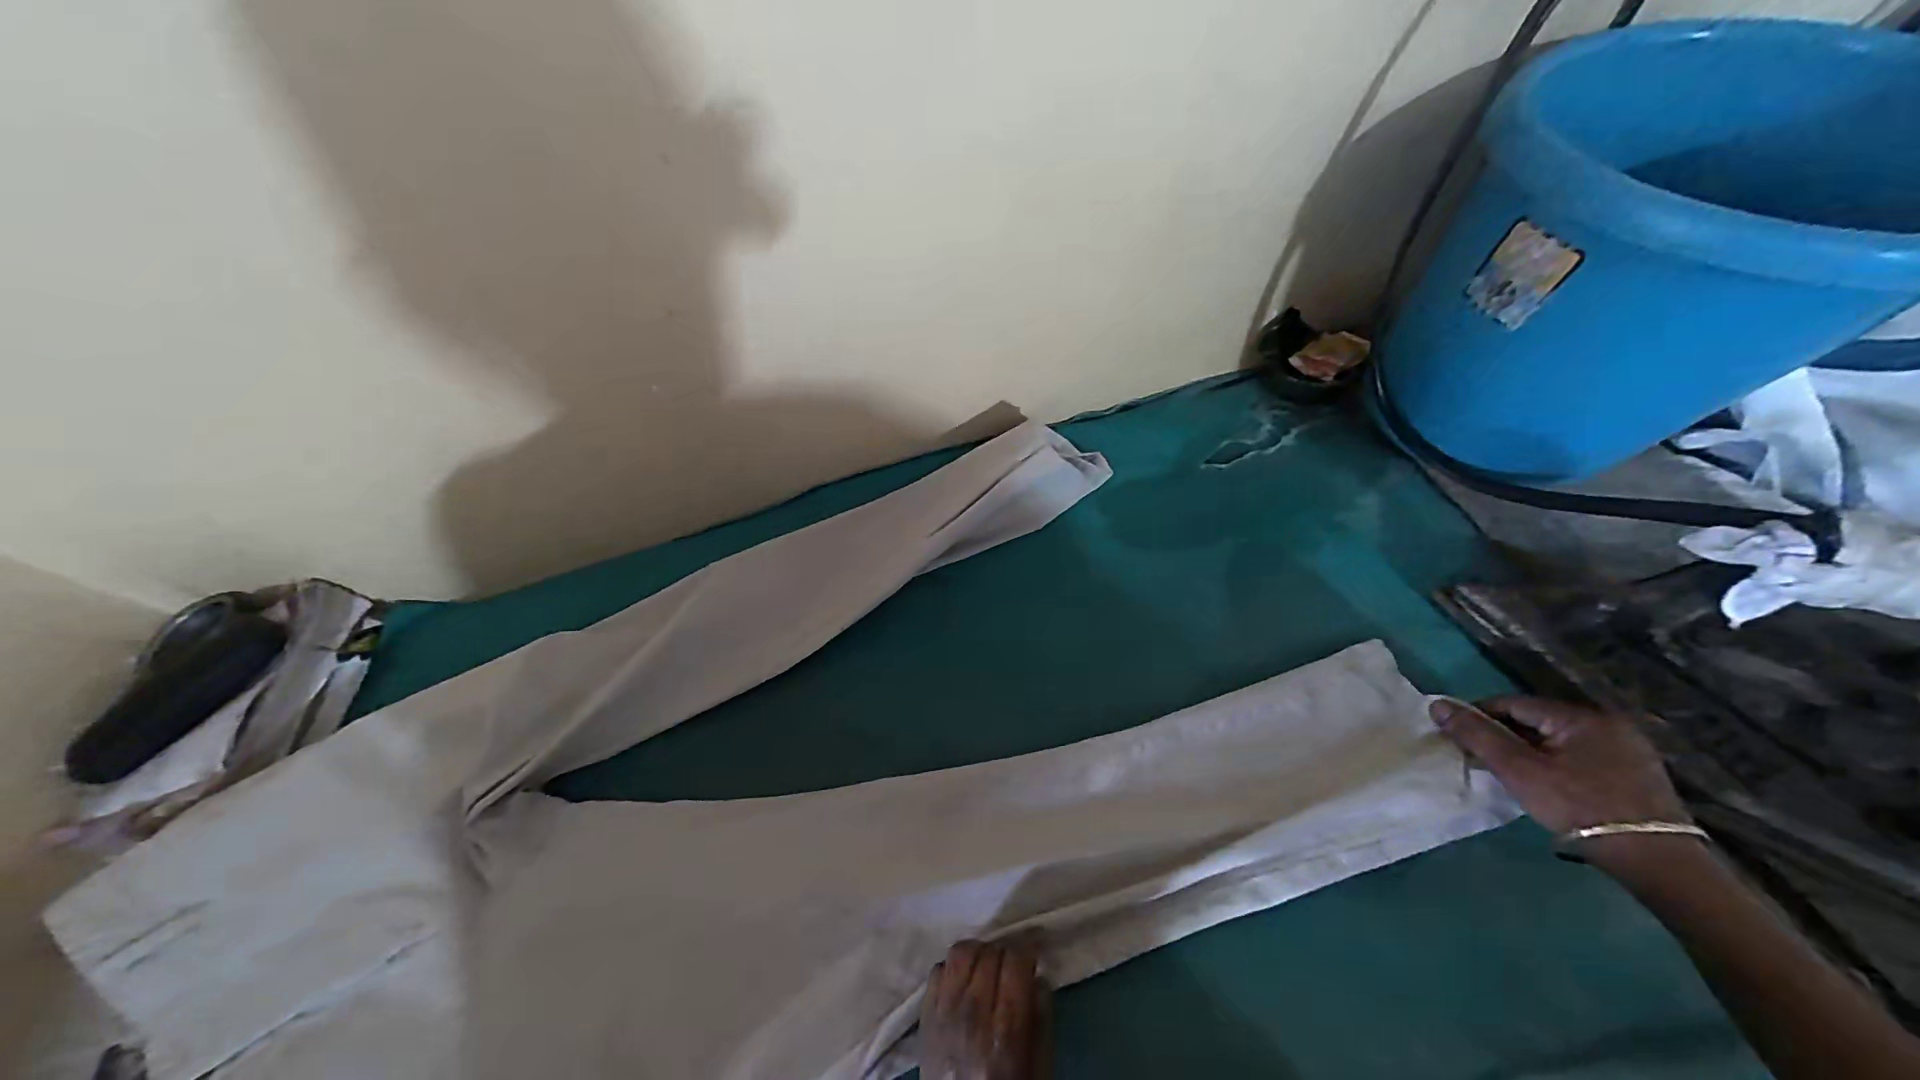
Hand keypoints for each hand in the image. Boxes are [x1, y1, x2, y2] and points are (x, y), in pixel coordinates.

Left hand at [921, 937, 1052, 1079]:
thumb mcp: (1040, 1068)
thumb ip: (1042, 1020)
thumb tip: (1038, 977)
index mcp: (1004, 1032)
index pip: (1014, 963)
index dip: (1028, 947)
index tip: (1036, 946)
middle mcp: (971, 1015)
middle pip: (989, 953)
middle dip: (1006, 950)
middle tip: (1014, 960)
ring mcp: (943, 1013)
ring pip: (960, 952)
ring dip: (979, 950)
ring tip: (989, 963)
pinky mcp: (924, 1015)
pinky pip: (937, 969)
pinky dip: (954, 967)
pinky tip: (965, 980)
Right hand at [1428, 695, 1687, 835]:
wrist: (1654, 859)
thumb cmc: (1578, 806)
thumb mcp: (1518, 769)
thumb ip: (1477, 735)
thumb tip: (1437, 705)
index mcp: (1581, 716)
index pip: (1513, 704)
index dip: (1479, 716)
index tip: (1457, 736)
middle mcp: (1608, 723)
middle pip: (1537, 721)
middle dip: (1504, 735)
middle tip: (1479, 758)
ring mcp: (1628, 749)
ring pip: (1559, 740)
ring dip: (1529, 751)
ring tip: (1507, 772)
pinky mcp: (1638, 774)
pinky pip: (1581, 756)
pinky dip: (1555, 763)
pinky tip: (1545, 783)